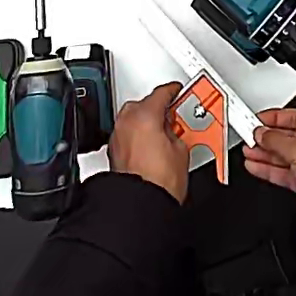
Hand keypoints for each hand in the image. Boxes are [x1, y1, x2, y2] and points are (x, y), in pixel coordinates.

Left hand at [108, 82, 190, 203]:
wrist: (141, 205)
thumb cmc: (158, 183)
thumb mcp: (181, 152)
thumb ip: (177, 132)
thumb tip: (174, 133)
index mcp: (144, 114)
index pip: (161, 93)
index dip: (173, 91)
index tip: (177, 91)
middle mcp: (127, 120)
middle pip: (145, 104)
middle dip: (159, 110)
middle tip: (174, 119)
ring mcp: (118, 134)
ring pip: (134, 118)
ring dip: (146, 123)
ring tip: (163, 137)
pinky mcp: (113, 148)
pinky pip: (127, 133)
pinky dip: (137, 135)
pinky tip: (149, 147)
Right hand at [242, 108, 295, 207]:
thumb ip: (277, 139)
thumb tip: (262, 133)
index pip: (295, 117)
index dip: (274, 118)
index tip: (257, 119)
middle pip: (288, 138)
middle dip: (267, 139)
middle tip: (250, 137)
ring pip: (285, 157)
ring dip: (265, 155)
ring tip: (249, 152)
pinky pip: (286, 174)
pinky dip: (270, 170)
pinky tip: (256, 167)